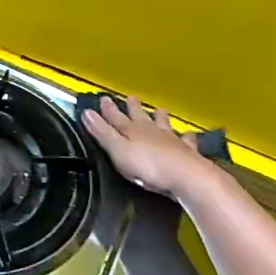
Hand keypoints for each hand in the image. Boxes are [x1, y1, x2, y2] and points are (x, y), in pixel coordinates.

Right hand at [80, 94, 213, 197]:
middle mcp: (151, 131)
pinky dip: (186, 137)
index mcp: (132, 130)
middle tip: (131, 97)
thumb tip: (87, 112)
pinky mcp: (187, 152)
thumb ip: (102, 132)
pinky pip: (186, 140)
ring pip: (163, 124)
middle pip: (140, 116)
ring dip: (159, 117)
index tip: (103, 98)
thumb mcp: (118, 150)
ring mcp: (171, 140)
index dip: (108, 109)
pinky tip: (189, 135)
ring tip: (159, 110)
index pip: (116, 117)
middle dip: (133, 108)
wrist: (186, 176)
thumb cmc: (148, 167)